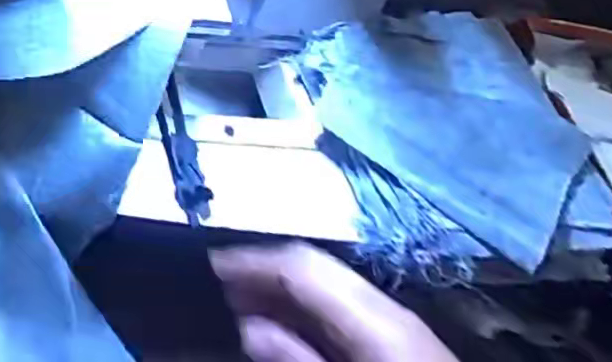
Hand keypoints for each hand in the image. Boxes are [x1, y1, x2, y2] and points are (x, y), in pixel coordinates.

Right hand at [211, 244, 459, 361]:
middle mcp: (384, 308)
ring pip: (326, 290)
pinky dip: (306, 316)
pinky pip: (340, 316)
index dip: (254, 259)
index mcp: (375, 315)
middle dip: (264, 274)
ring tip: (241, 306)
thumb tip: (251, 326)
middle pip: (314, 270)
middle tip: (219, 286)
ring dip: (282, 294)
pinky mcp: (398, 346)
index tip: (213, 263)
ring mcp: (396, 327)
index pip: (302, 264)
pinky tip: (284, 332)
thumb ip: (299, 359)